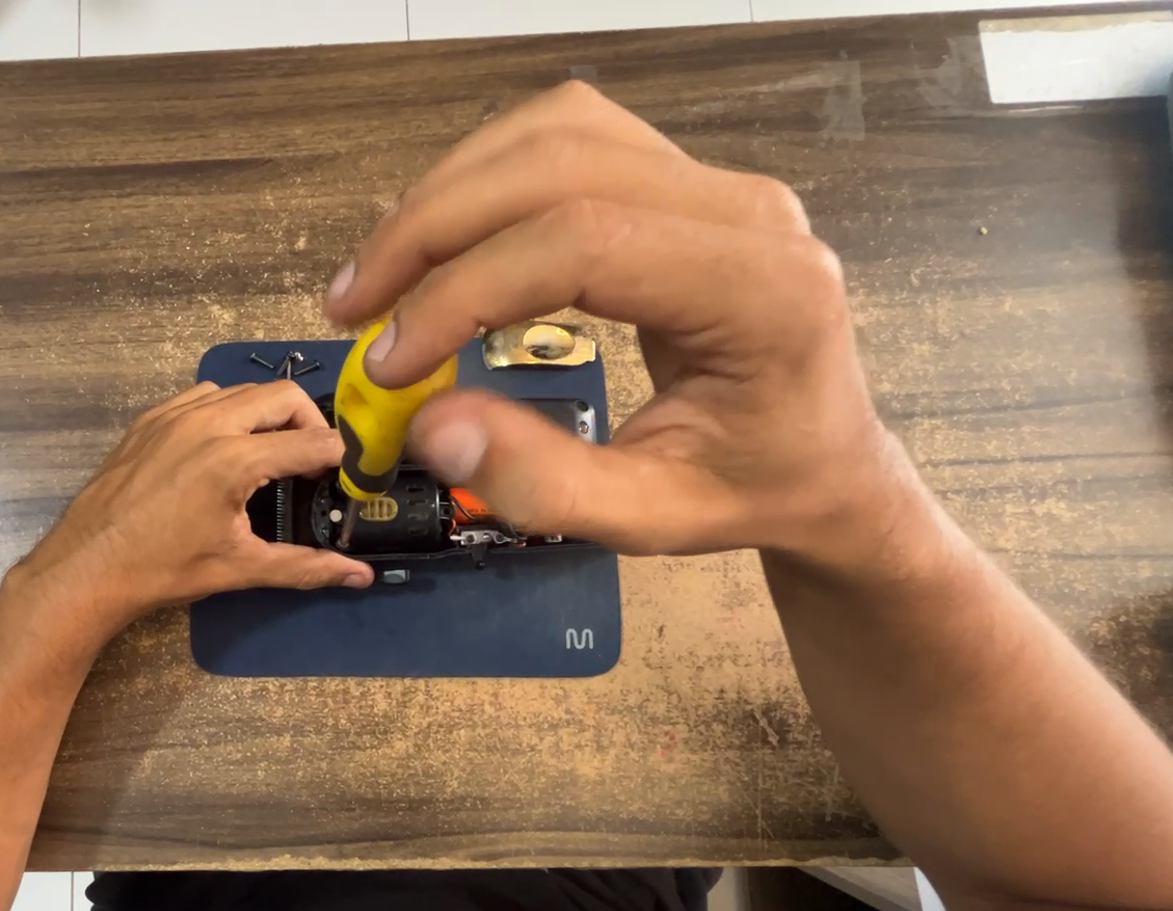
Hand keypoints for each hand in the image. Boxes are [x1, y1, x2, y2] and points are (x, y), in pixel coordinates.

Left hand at [14, 380, 374, 629]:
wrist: (87, 568)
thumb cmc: (165, 570)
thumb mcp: (241, 568)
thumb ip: (307, 567)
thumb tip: (362, 578)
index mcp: (234, 459)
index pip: (312, 442)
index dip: (337, 458)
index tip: (340, 477)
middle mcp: (208, 423)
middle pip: (282, 395)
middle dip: (309, 422)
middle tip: (310, 461)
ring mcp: (173, 415)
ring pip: (241, 390)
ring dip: (267, 413)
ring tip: (268, 454)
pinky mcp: (149, 419)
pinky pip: (203, 396)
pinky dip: (227, 411)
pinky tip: (221, 448)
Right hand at [323, 81, 915, 564]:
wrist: (822, 461)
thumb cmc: (743, 491)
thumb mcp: (642, 517)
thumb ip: (538, 481)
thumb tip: (427, 426)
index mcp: (756, 291)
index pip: (581, 243)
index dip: (461, 294)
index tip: (386, 365)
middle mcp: (742, 208)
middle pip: (555, 162)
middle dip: (428, 230)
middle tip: (350, 305)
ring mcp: (712, 182)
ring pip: (552, 130)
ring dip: (445, 194)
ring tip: (379, 272)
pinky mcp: (678, 182)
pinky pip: (565, 140)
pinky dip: (482, 180)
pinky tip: (440, 238)